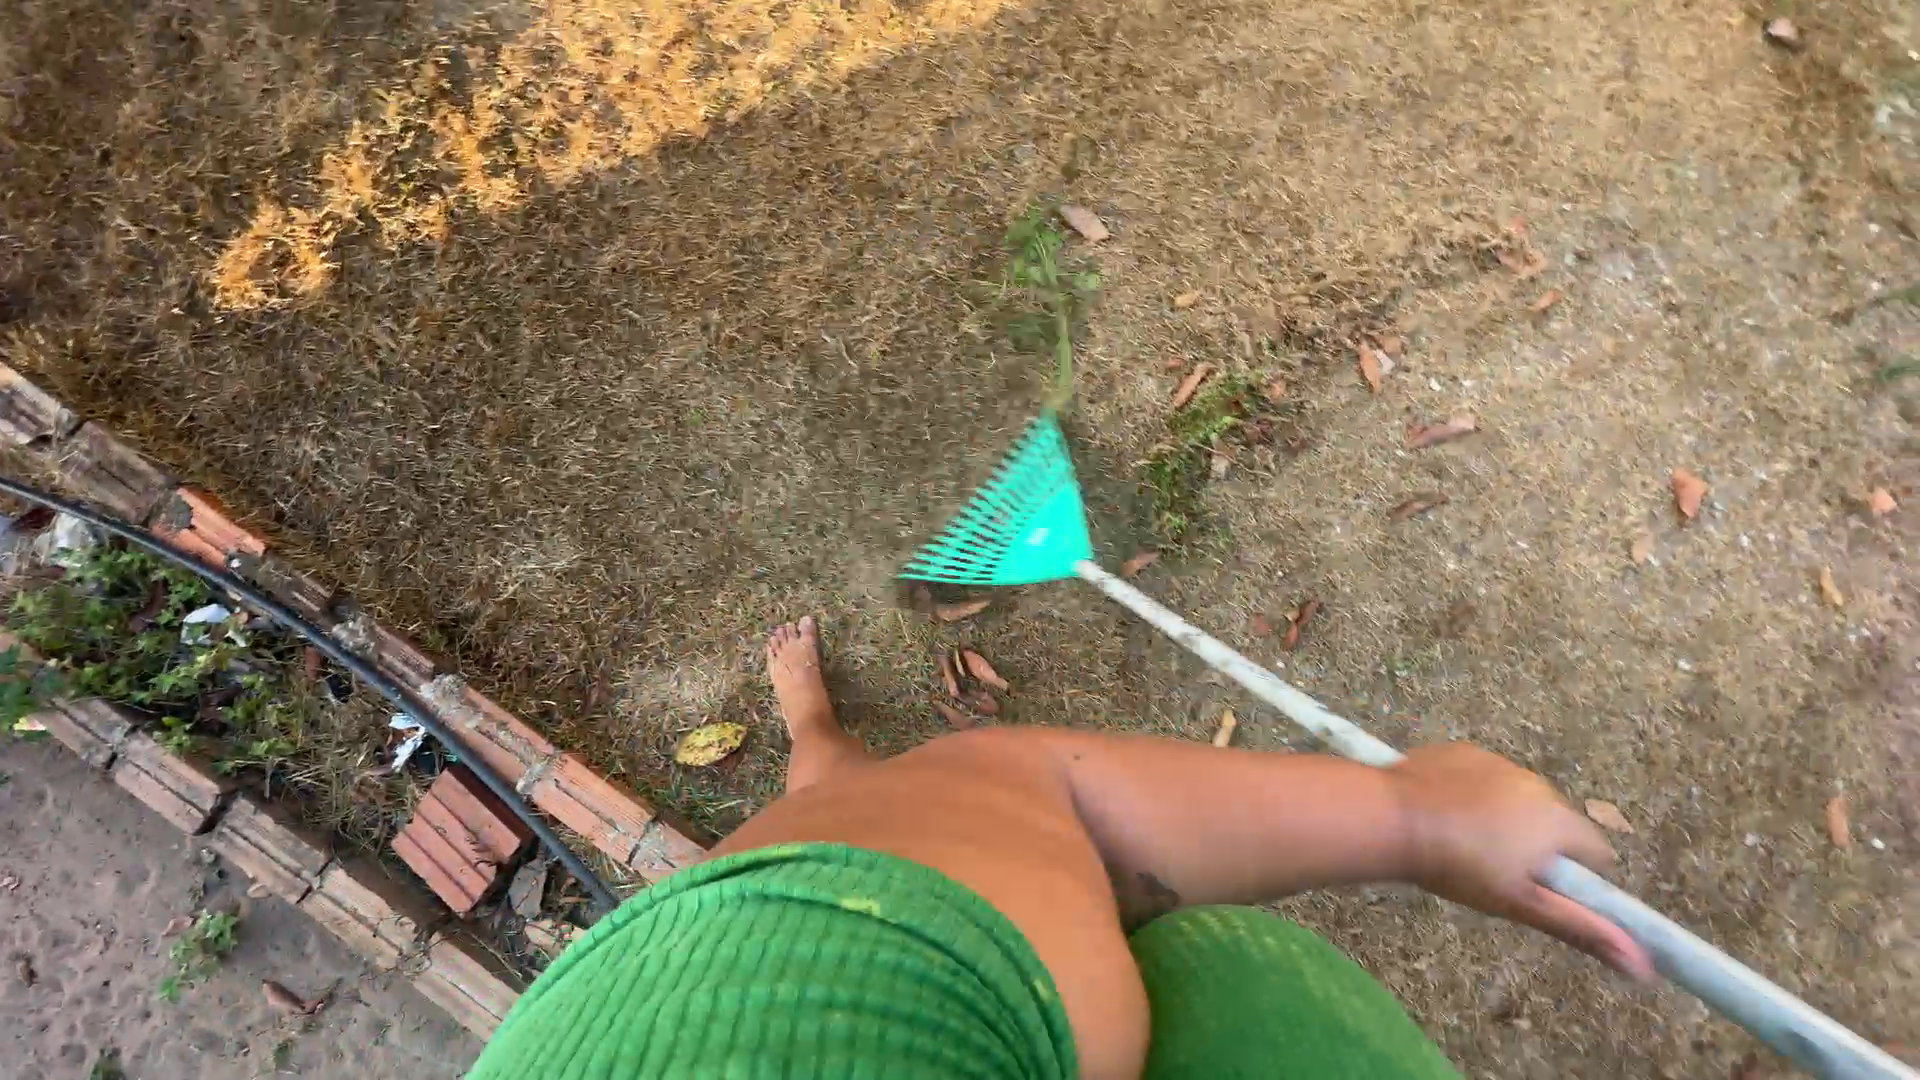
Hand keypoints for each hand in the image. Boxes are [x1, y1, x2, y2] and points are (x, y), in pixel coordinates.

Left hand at [1388, 742, 1655, 982]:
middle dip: (1537, 843)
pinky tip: (1443, 809)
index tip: (1540, 887)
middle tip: (1494, 865)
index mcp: (1558, 818)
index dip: (1576, 876)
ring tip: (1462, 838)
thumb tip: (1644, 968)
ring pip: (1515, 796)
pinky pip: (1479, 775)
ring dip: (1503, 814)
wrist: (1389, 816)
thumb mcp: (1520, 902)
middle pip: (1554, 820)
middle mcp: (1532, 780)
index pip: (1596, 851)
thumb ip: (1583, 928)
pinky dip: (1471, 790)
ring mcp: (1493, 759)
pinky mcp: (1457, 750)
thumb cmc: (1457, 864)